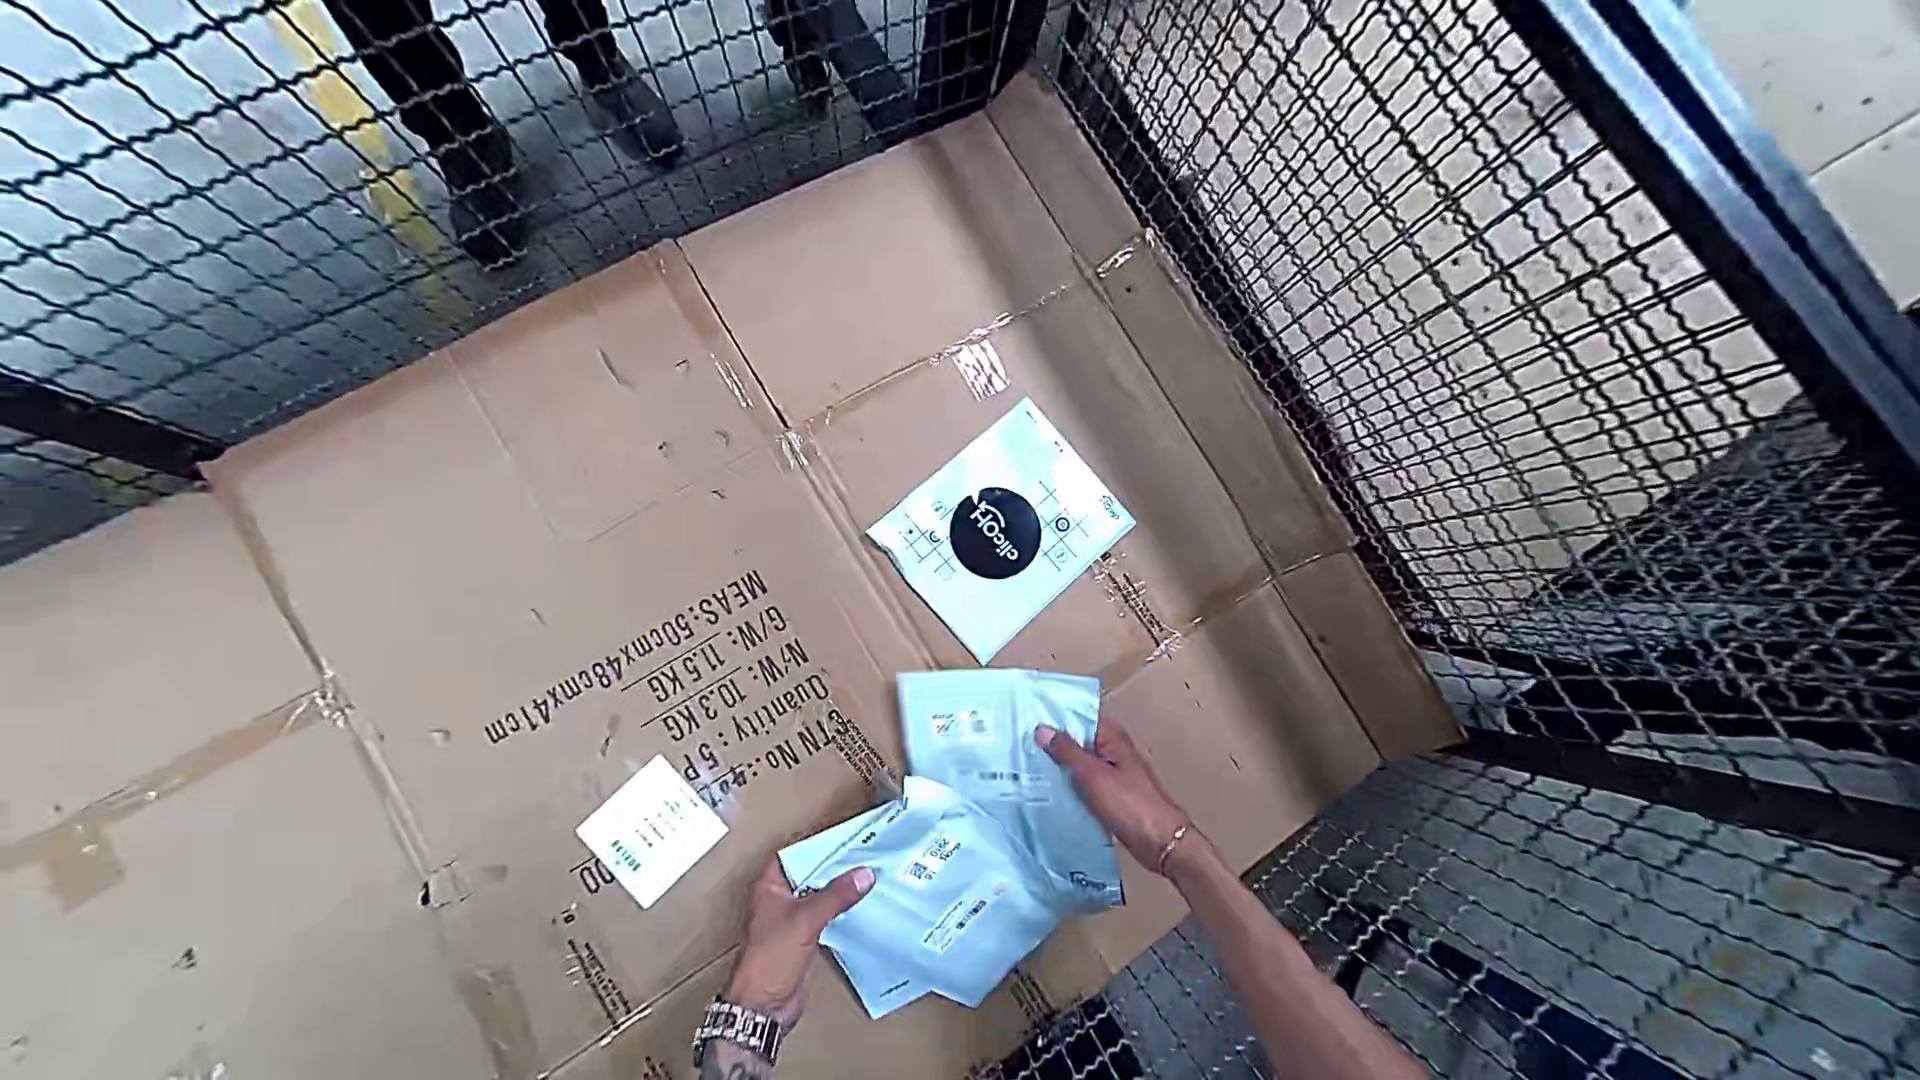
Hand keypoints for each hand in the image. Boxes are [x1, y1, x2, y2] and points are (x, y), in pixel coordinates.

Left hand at [725, 856, 874, 1025]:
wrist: (763, 1008)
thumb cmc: (772, 957)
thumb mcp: (806, 919)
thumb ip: (836, 895)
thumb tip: (865, 873)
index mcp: (770, 885)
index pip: (795, 852)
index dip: (816, 842)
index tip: (843, 835)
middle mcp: (779, 897)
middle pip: (809, 871)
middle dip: (833, 863)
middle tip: (861, 851)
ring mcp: (790, 917)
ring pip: (818, 891)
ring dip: (837, 885)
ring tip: (864, 871)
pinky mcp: (802, 935)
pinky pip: (823, 912)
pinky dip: (838, 905)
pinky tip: (858, 900)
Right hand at [1036, 720, 1191, 874]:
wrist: (1161, 843)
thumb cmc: (1129, 804)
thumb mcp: (1093, 775)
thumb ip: (1067, 751)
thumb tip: (1042, 728)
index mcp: (1112, 737)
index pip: (1080, 715)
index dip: (1056, 713)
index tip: (1027, 713)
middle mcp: (1112, 750)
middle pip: (1078, 738)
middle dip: (1053, 739)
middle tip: (1018, 738)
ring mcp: (1112, 773)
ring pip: (1079, 761)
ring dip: (1058, 763)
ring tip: (1024, 760)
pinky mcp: (1110, 794)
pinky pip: (1083, 782)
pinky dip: (1068, 782)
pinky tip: (1046, 787)